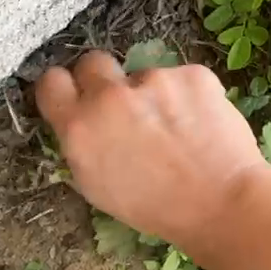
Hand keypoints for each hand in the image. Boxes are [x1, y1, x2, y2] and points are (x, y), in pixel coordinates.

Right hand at [34, 51, 270, 251]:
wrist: (219, 203)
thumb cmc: (152, 207)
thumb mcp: (95, 185)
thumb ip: (81, 144)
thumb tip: (82, 124)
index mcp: (78, 128)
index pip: (51, 82)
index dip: (62, 88)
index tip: (72, 97)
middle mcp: (109, 97)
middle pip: (91, 62)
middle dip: (100, 79)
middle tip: (119, 106)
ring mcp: (153, 80)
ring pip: (141, 76)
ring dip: (150, 96)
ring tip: (172, 130)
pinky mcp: (192, 74)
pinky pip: (178, 79)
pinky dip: (184, 97)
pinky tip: (196, 125)